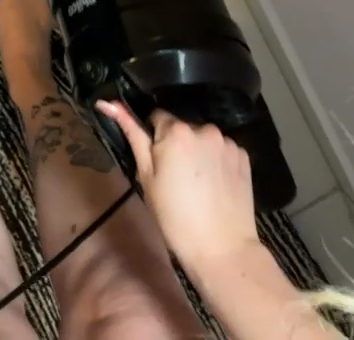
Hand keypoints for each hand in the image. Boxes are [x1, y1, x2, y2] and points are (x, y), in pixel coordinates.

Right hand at [95, 101, 260, 269]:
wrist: (222, 249)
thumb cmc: (175, 217)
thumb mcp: (147, 177)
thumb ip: (132, 135)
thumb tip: (108, 103)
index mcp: (176, 131)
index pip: (157, 117)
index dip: (154, 140)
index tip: (158, 164)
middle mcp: (204, 127)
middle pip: (183, 128)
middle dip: (177, 144)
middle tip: (176, 178)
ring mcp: (227, 142)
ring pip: (203, 139)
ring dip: (198, 151)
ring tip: (199, 185)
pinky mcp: (244, 156)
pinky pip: (223, 149)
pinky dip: (217, 161)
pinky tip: (216, 185)